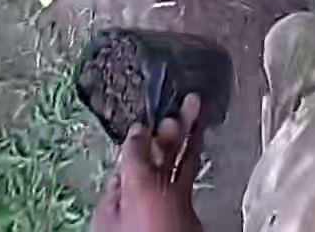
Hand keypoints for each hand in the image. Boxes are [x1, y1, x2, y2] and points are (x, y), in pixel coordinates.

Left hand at [93, 93, 203, 231]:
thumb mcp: (137, 192)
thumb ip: (135, 158)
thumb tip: (136, 129)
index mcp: (114, 203)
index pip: (128, 158)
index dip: (145, 133)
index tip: (160, 108)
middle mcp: (135, 203)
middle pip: (151, 157)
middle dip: (168, 130)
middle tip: (184, 104)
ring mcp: (159, 207)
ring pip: (171, 162)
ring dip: (184, 134)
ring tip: (196, 104)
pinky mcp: (181, 210)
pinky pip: (185, 173)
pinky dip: (192, 151)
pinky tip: (200, 132)